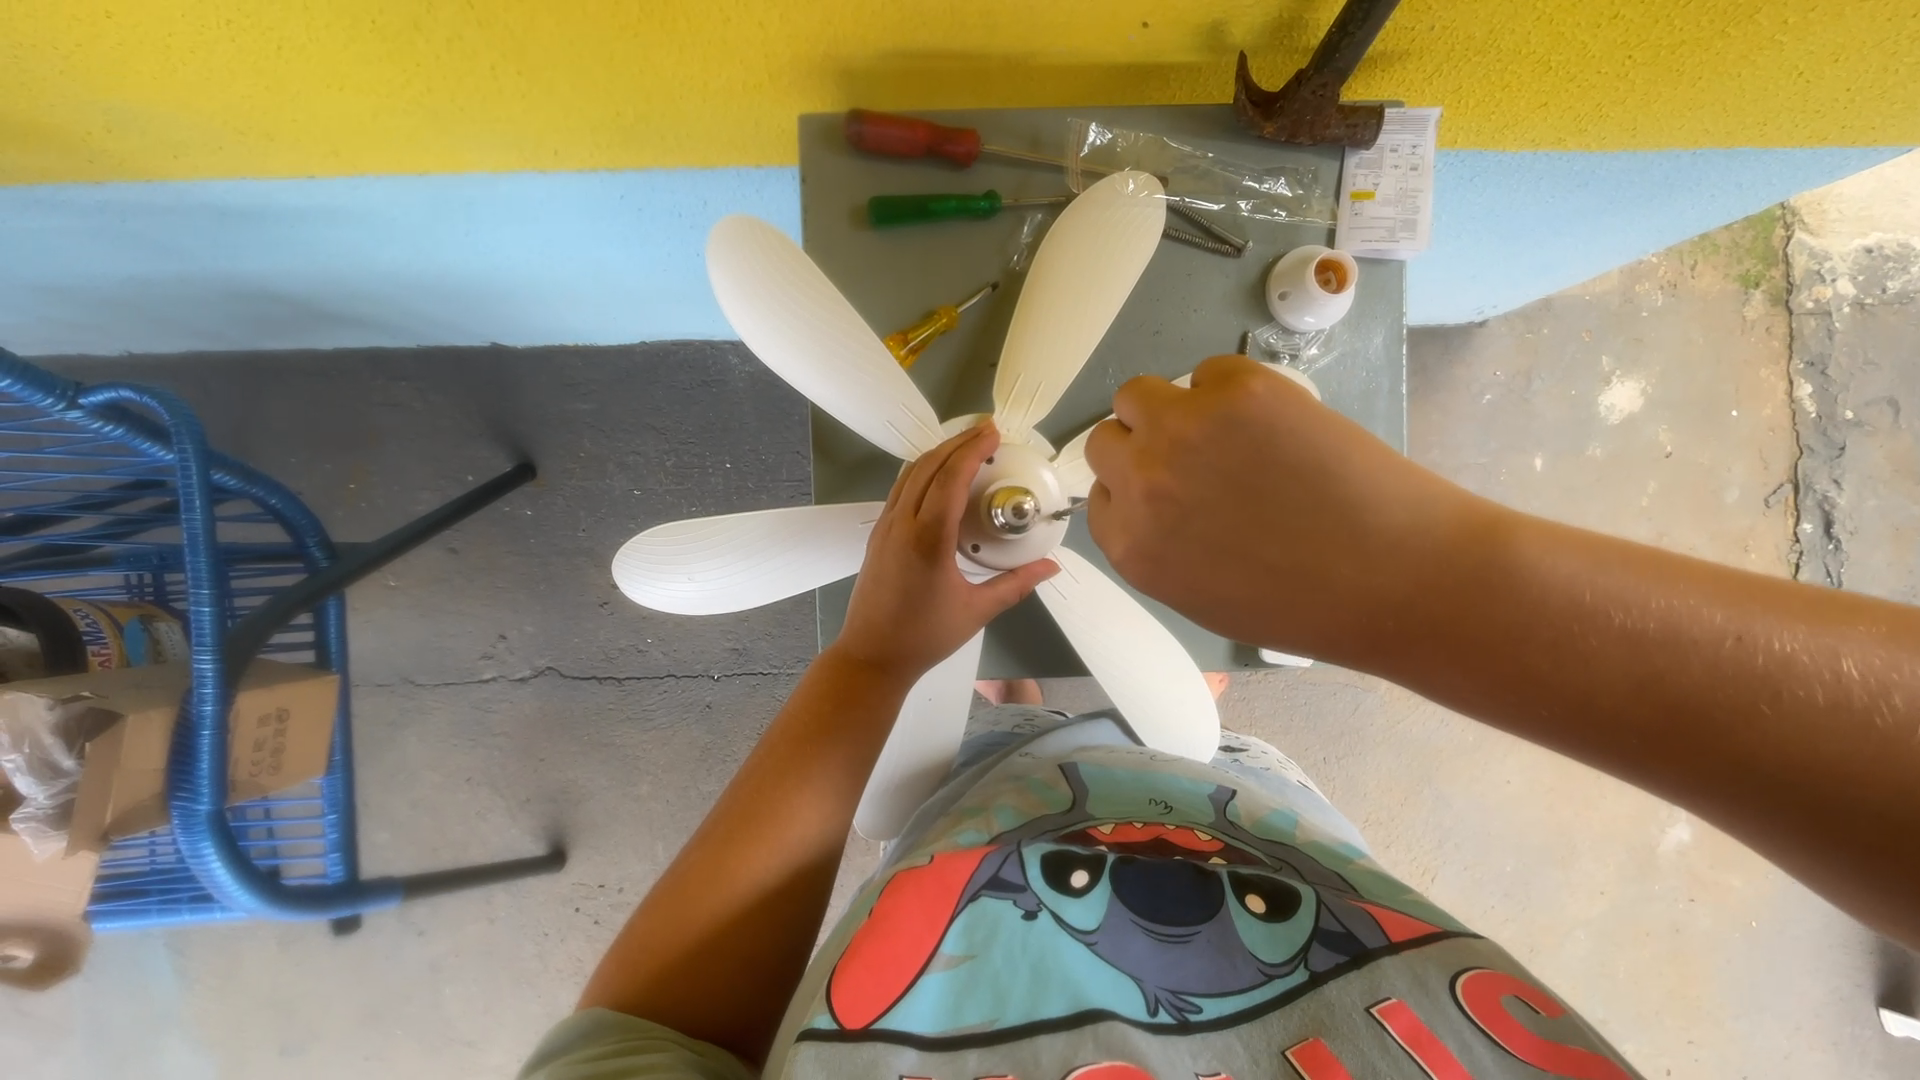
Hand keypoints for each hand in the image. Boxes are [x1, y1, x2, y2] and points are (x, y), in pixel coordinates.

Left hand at [832, 422, 1058, 684]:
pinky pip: (901, 490)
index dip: (973, 450)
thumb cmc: (925, 636)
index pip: (951, 478)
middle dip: (958, 443)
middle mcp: (903, 523)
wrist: (871, 656)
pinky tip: (939, 476)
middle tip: (987, 431)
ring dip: (938, 454)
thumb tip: (1052, 566)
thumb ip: (1016, 584)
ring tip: (966, 445)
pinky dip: (922, 472)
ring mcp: (885, 527)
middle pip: (929, 466)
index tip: (994, 433)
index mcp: (928, 538)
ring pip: (910, 474)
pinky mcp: (878, 535)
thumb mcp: (977, 611)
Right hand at [1083, 354, 1493, 663]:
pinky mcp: (1238, 389)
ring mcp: (1185, 429)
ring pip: (1138, 394)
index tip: (1163, 493)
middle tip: (1189, 458)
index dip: (1129, 491)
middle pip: (1106, 440)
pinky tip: (1268, 420)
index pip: (1098, 497)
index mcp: (1132, 546)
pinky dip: (1226, 390)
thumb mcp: (1198, 595)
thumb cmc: (1302, 603)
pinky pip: (1207, 371)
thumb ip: (1154, 545)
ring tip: (1218, 429)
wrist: (1395, 575)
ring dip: (1166, 409)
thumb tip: (1150, 500)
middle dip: (1139, 447)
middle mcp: (1142, 483)